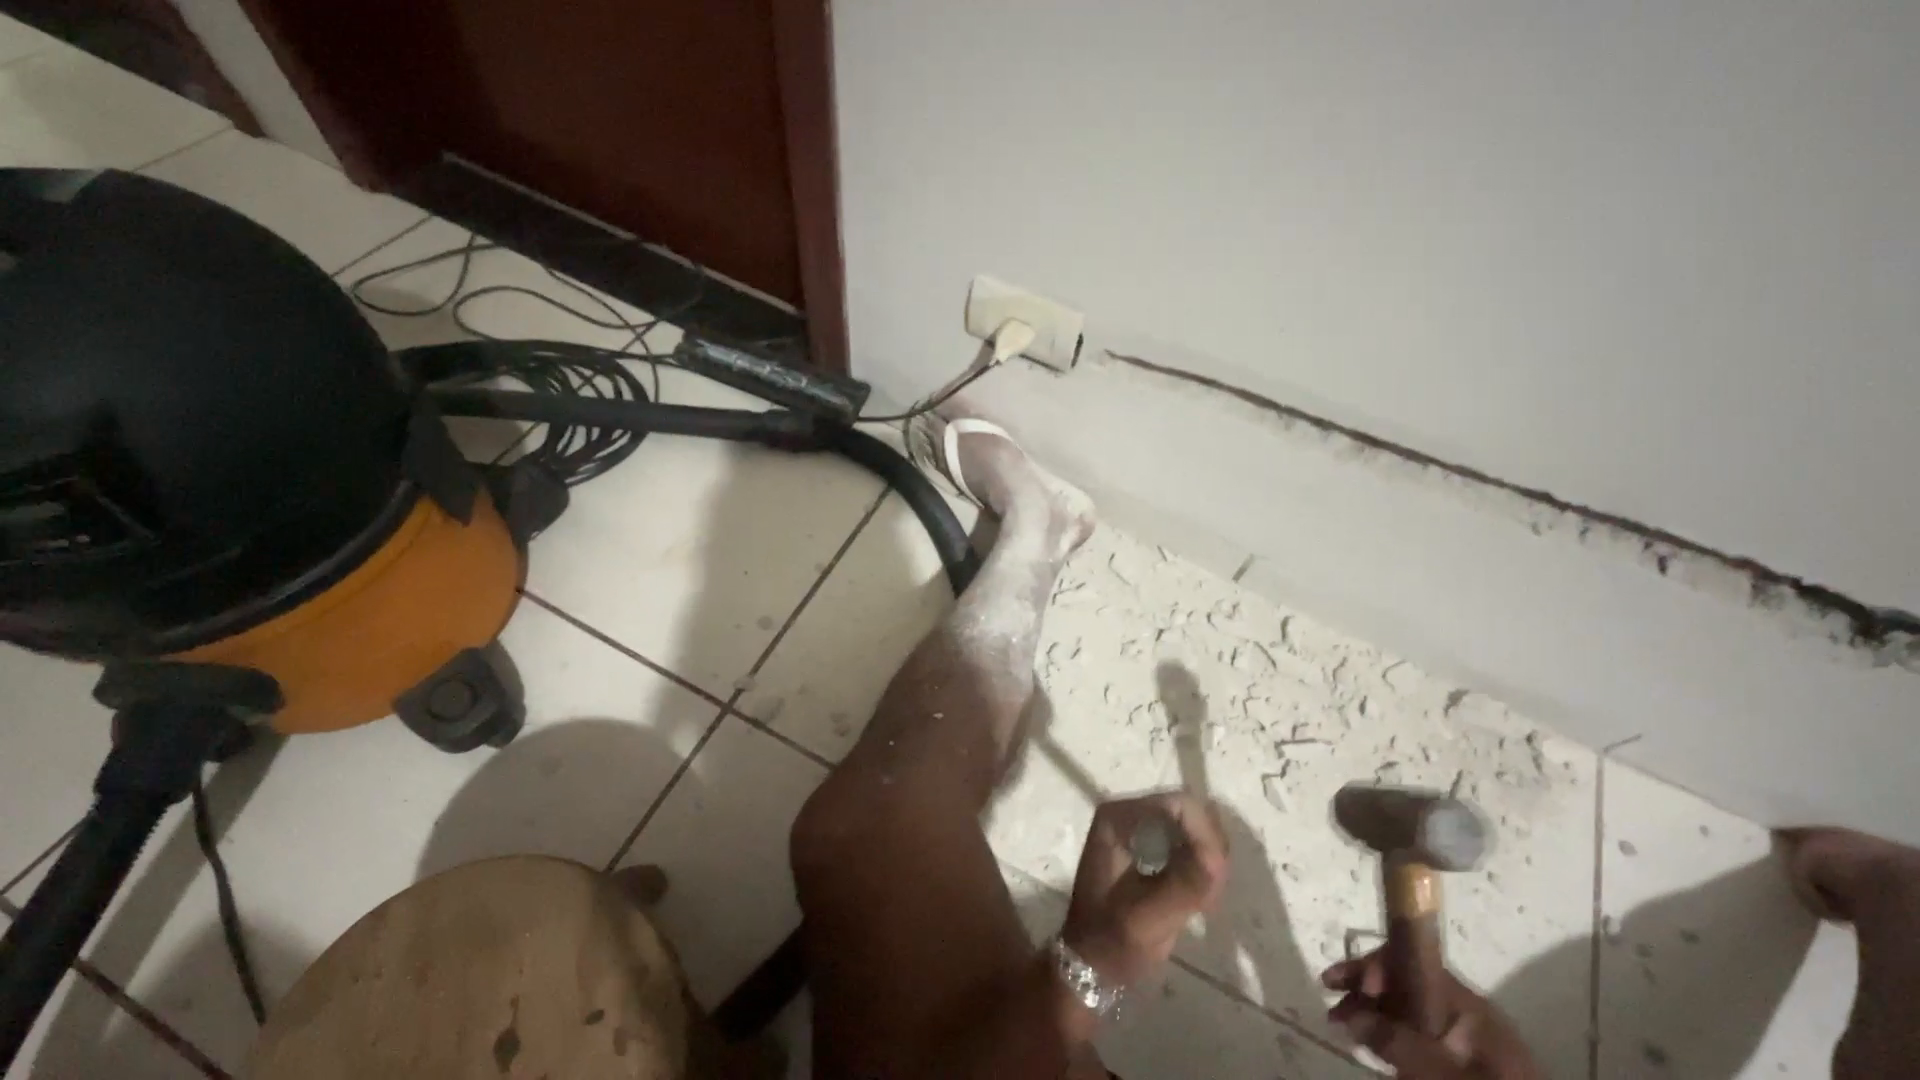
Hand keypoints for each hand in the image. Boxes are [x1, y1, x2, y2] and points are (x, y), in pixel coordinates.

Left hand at [1061, 793, 1230, 988]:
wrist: (1093, 964)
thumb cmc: (1112, 939)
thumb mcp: (1149, 917)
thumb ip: (1184, 884)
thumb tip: (1217, 857)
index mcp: (1119, 819)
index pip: (1180, 805)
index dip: (1205, 836)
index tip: (1214, 878)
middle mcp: (1130, 815)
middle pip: (1192, 814)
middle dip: (1209, 851)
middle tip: (1210, 895)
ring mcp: (1142, 831)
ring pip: (1197, 830)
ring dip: (1209, 864)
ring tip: (1204, 902)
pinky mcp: (1154, 850)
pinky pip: (1193, 847)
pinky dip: (1203, 871)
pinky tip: (1199, 901)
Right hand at [1321, 951, 1543, 1078]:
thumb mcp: (1438, 1074)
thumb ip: (1395, 1042)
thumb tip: (1351, 1015)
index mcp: (1467, 1005)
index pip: (1414, 960)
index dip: (1376, 965)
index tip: (1347, 986)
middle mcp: (1468, 1014)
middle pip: (1407, 983)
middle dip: (1365, 989)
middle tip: (1332, 1007)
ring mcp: (1470, 1042)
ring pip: (1411, 1011)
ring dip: (1374, 1013)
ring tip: (1344, 1029)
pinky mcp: (1467, 1065)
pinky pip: (1423, 1037)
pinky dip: (1393, 1036)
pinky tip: (1376, 1050)